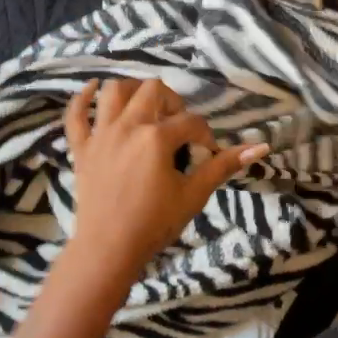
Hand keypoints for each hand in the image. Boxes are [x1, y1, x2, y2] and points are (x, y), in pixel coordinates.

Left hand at [62, 78, 267, 280]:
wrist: (108, 248)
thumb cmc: (155, 223)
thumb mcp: (194, 194)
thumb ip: (223, 166)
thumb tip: (261, 147)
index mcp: (157, 137)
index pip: (191, 122)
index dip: (205, 136)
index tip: (207, 155)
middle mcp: (128, 126)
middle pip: (153, 90)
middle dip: (172, 102)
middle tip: (178, 127)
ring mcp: (101, 135)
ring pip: (114, 92)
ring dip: (132, 89)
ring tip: (146, 103)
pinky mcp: (82, 148)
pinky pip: (75, 115)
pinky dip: (82, 98)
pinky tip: (92, 88)